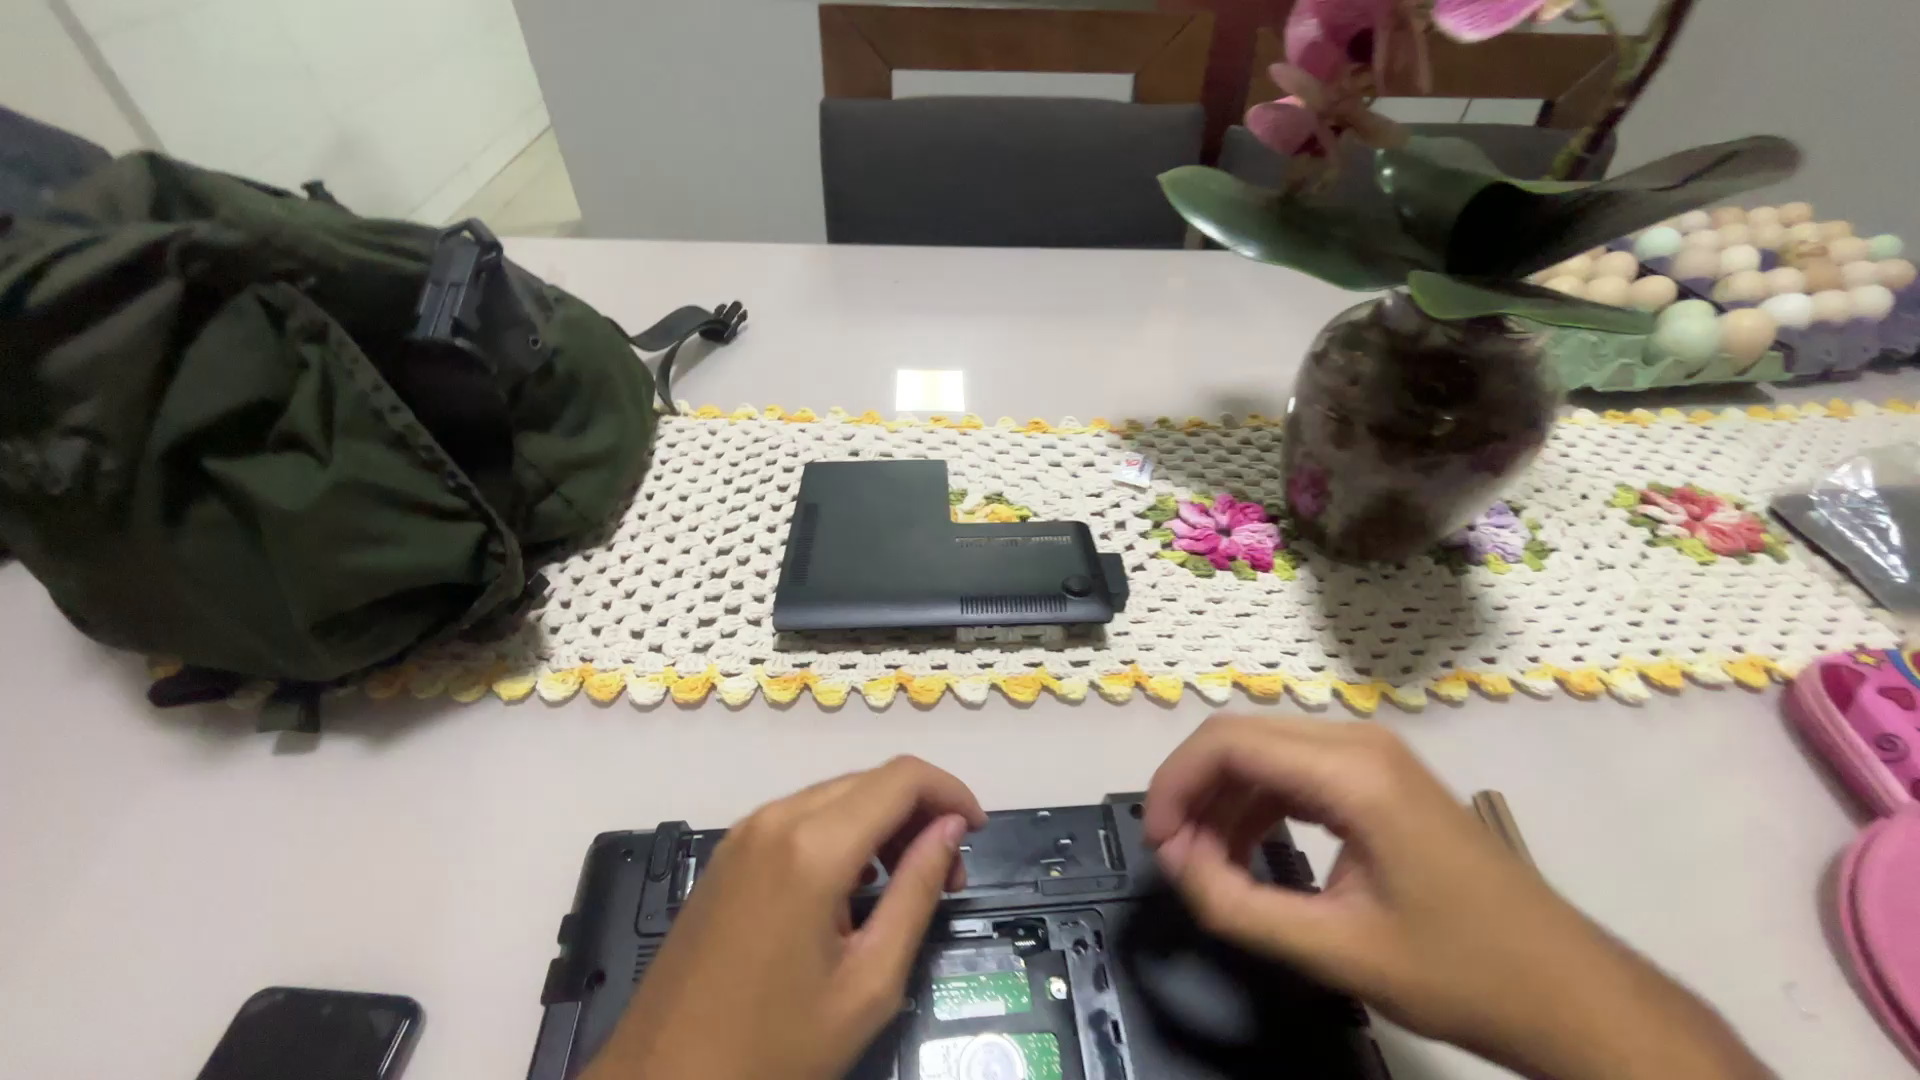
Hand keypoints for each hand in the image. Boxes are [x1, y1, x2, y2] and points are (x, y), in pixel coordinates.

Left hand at [582, 757, 985, 1079]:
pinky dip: (843, 833)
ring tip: (905, 885)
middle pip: (871, 780)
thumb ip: (917, 892)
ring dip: (883, 822)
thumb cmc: (772, 1047)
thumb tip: (950, 831)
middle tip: (946, 874)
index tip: (976, 833)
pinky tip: (853, 889)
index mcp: (813, 846)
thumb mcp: (868, 982)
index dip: (951, 792)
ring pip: (837, 795)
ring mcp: (746, 832)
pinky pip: (802, 817)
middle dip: (920, 812)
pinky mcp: (730, 852)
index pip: (903, 778)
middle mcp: (777, 818)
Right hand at [1144, 714, 1770, 1079]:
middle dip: (1192, 793)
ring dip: (1221, 802)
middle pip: (1239, 739)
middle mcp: (1359, 741)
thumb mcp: (1334, 950)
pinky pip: (1293, 772)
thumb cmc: (1461, 972)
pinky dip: (1256, 806)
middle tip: (1175, 859)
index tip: (1156, 846)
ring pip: (1262, 753)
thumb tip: (1176, 862)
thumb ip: (1237, 906)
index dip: (1174, 786)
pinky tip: (1247, 853)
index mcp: (1352, 772)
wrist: (1572, 994)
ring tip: (1207, 865)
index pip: (1227, 743)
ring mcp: (1372, 756)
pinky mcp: (1378, 778)